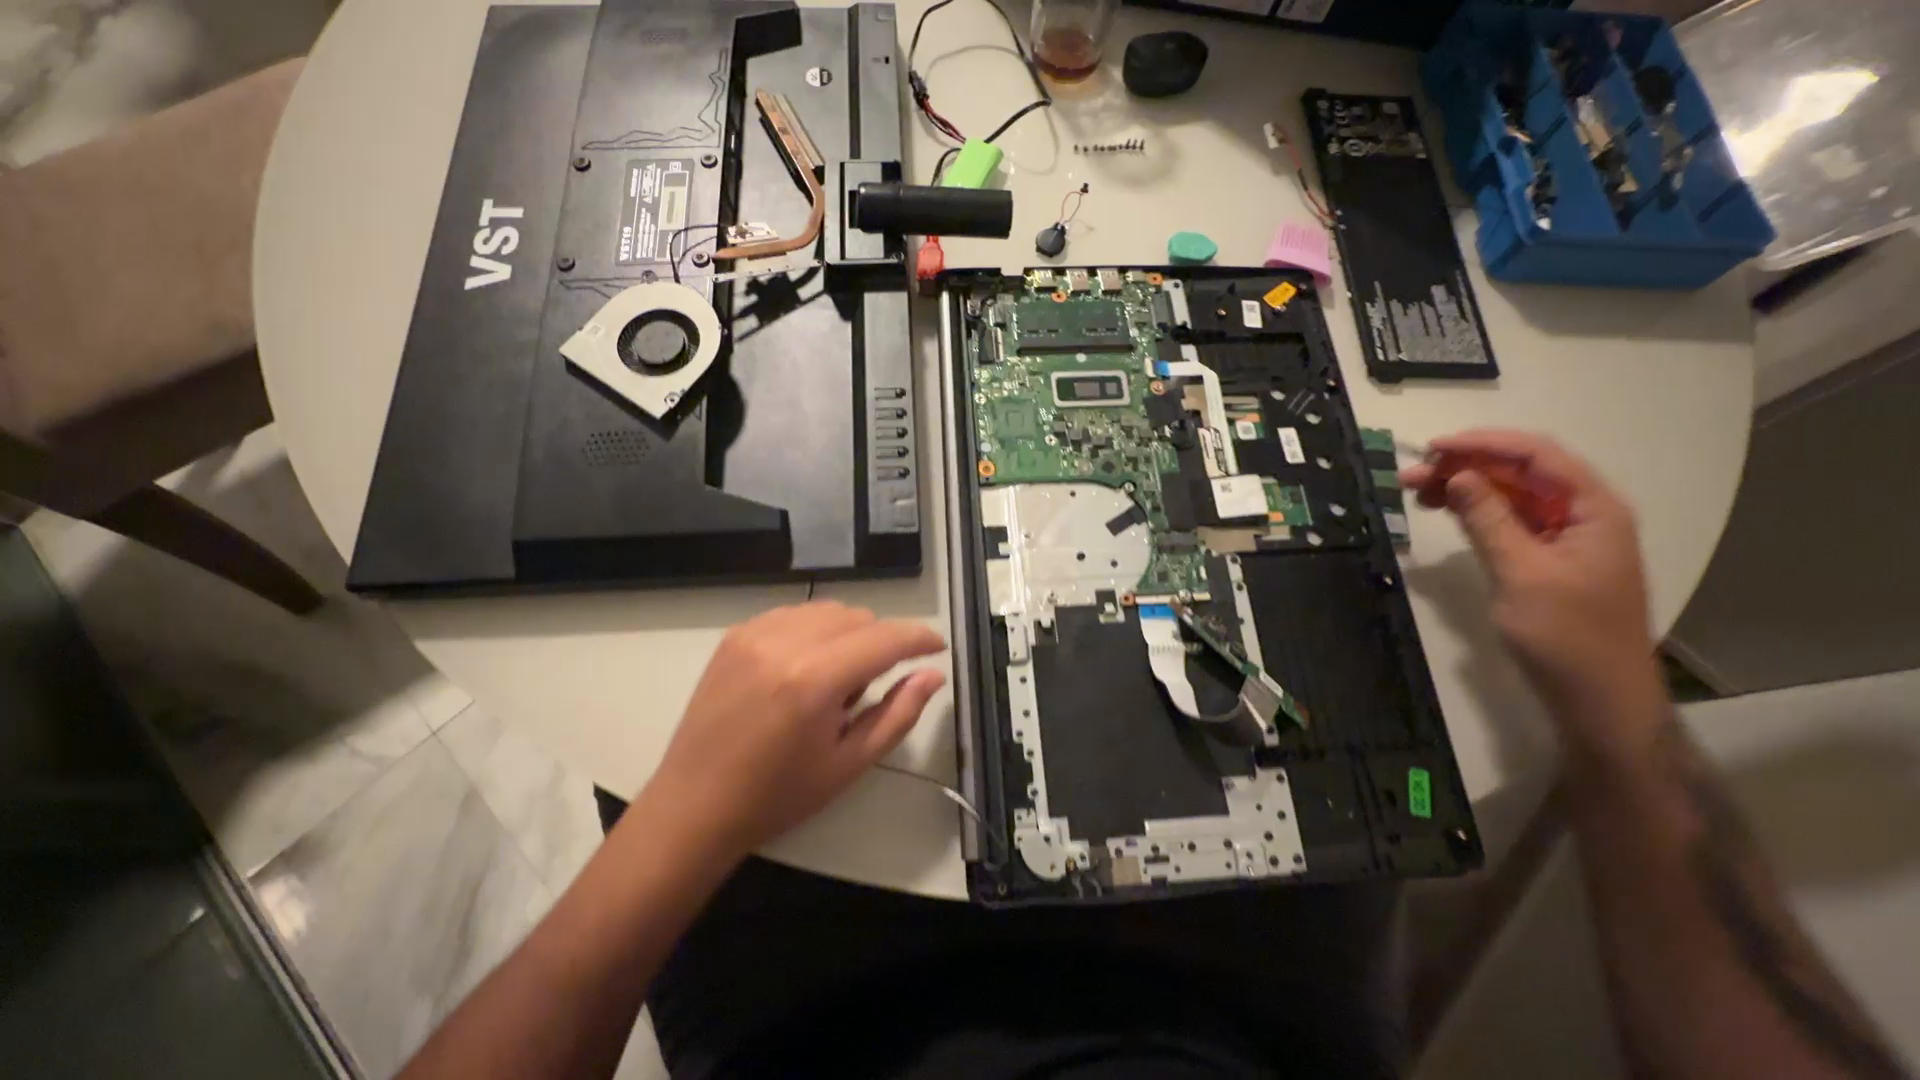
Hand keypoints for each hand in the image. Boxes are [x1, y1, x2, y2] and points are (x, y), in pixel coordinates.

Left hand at [643, 601, 947, 860]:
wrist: (695, 805)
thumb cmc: (778, 795)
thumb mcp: (849, 764)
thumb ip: (898, 714)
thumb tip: (932, 674)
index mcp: (814, 681)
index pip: (884, 639)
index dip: (919, 639)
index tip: (937, 649)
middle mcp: (784, 643)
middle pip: (858, 617)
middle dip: (880, 643)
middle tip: (868, 690)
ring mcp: (754, 634)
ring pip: (827, 610)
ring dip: (848, 634)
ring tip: (832, 683)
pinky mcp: (735, 636)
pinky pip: (793, 614)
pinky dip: (814, 632)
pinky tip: (804, 669)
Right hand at [1401, 431, 1659, 729]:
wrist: (1599, 700)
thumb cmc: (1567, 637)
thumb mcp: (1521, 574)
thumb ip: (1489, 520)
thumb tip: (1459, 475)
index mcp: (1593, 509)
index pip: (1537, 455)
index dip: (1484, 444)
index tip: (1433, 449)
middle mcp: (1584, 514)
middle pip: (1522, 471)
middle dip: (1468, 467)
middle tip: (1414, 477)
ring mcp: (1568, 538)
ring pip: (1513, 496)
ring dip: (1468, 489)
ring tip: (1420, 495)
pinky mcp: (1550, 561)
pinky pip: (1512, 522)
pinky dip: (1479, 514)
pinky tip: (1450, 515)